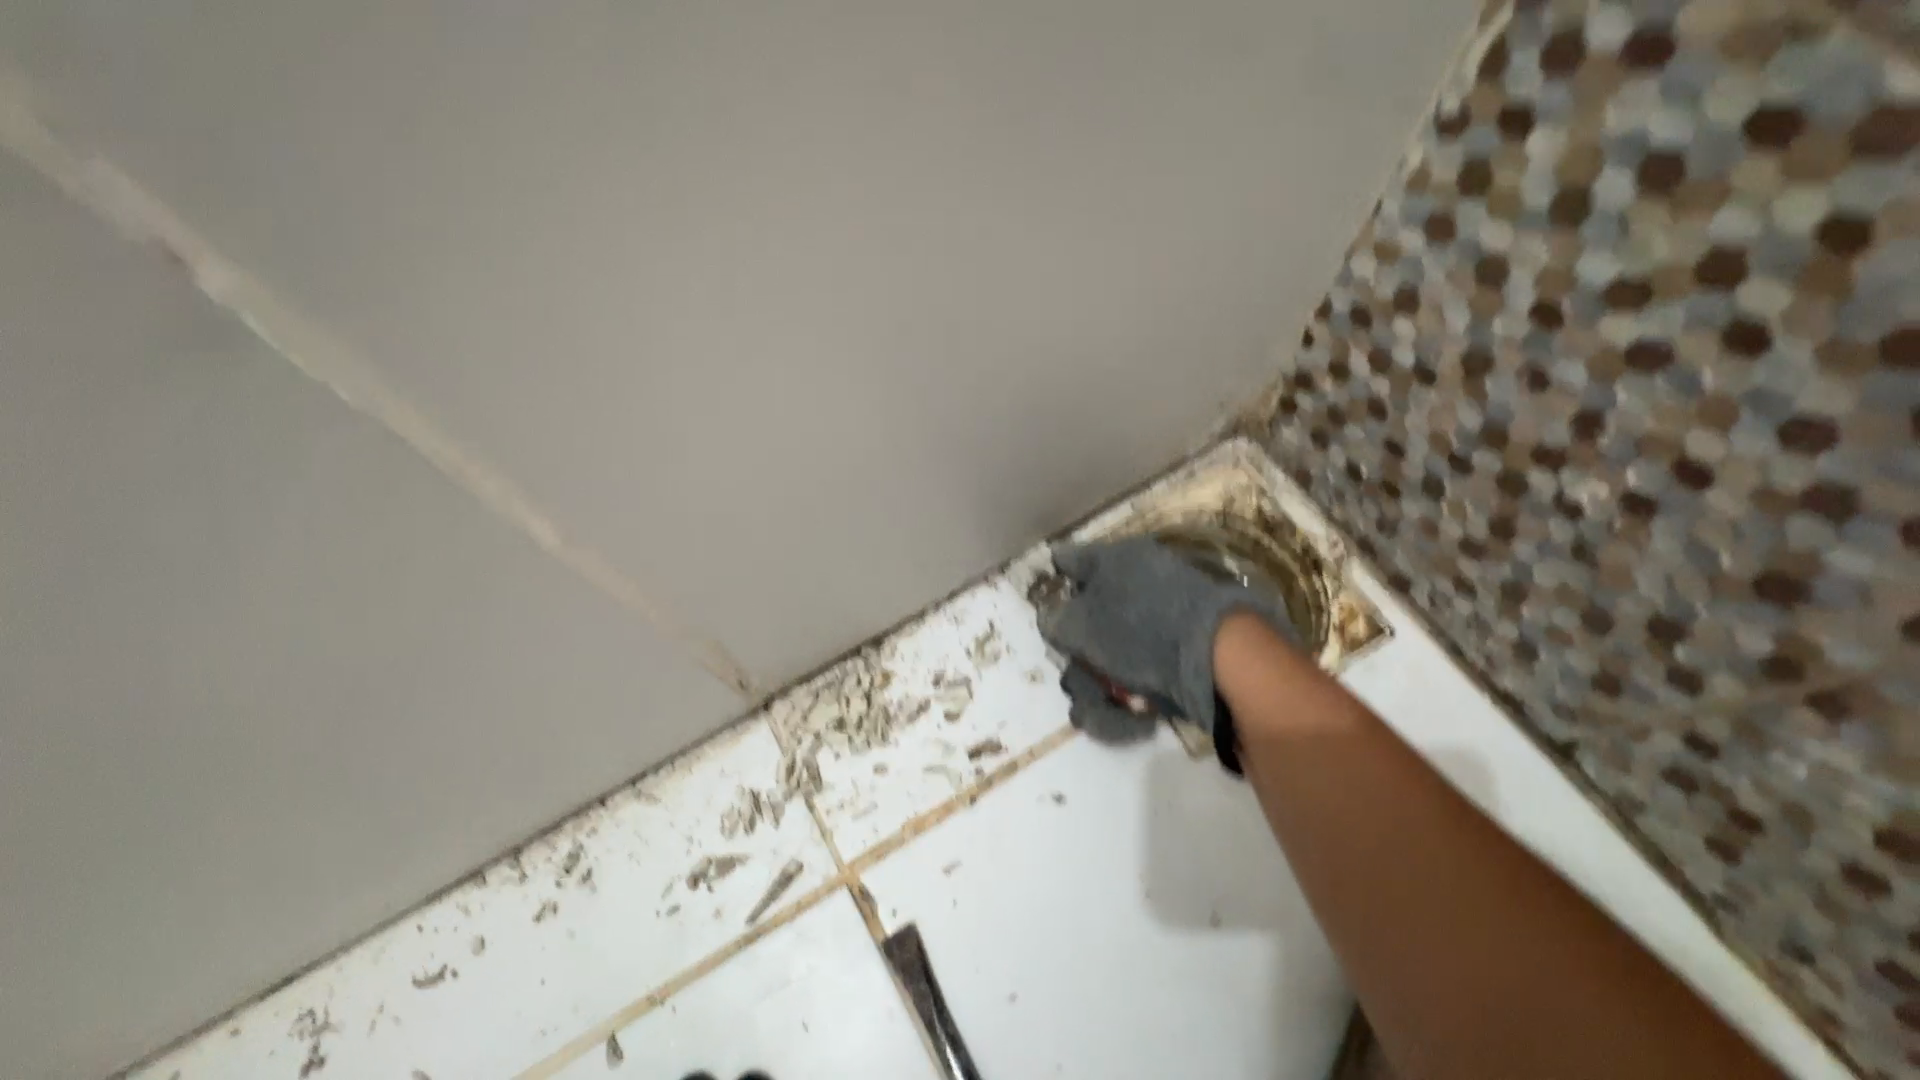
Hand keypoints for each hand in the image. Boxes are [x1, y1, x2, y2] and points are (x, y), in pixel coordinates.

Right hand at [1038, 536, 1300, 750]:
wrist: (1222, 663)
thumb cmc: (1143, 630)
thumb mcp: (1082, 624)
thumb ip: (1057, 622)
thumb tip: (1052, 620)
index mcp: (1114, 561)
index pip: (1067, 560)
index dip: (1050, 582)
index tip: (1042, 608)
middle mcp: (1136, 586)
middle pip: (1084, 622)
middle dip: (1077, 659)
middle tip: (1082, 673)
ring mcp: (1157, 625)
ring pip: (1106, 661)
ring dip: (1097, 692)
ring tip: (1104, 708)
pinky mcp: (1174, 663)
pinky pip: (1135, 682)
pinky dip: (1126, 706)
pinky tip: (1134, 718)